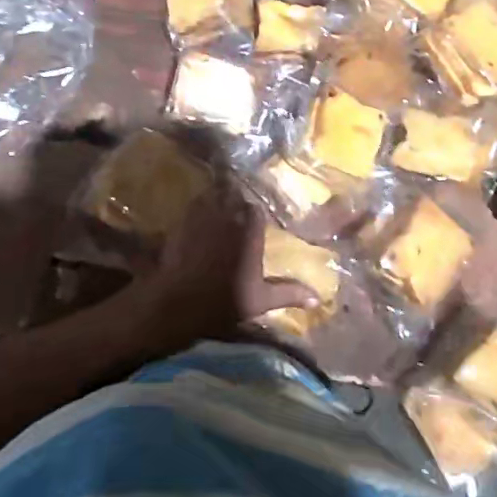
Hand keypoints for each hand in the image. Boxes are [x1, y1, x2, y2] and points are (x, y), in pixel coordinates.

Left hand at [124, 183, 316, 348]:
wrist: (178, 303)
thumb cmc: (223, 302)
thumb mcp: (260, 300)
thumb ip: (289, 293)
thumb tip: (318, 297)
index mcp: (249, 232)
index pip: (255, 209)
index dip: (254, 214)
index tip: (253, 220)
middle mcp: (228, 217)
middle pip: (233, 195)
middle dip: (236, 198)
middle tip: (236, 207)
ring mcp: (202, 216)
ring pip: (212, 194)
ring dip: (217, 196)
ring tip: (219, 202)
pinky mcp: (181, 221)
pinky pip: (193, 203)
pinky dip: (198, 204)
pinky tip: (199, 213)